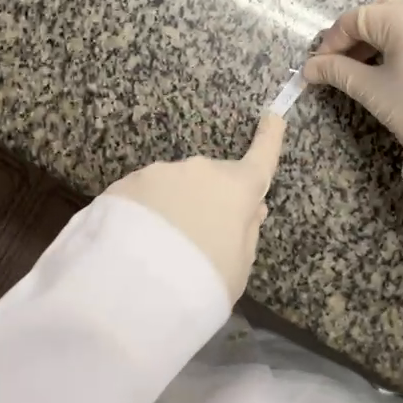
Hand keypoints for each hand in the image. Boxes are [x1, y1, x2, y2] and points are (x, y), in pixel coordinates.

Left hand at [101, 112, 285, 302]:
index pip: (261, 158)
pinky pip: (145, 196)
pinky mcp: (127, 183)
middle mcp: (200, 170)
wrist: (133, 285)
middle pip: (212, 182)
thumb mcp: (238, 269)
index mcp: (235, 189)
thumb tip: (251, 209)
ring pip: (176, 188)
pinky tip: (136, 244)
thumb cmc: (201, 281)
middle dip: (210, 202)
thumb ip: (246, 233)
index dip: (270, 138)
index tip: (274, 116)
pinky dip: (146, 213)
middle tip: (199, 242)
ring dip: (175, 208)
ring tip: (160, 251)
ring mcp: (161, 172)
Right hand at [302, 0, 402, 146]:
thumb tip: (310, 67)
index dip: (332, 41)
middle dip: (360, 37)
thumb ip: (338, 72)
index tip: (320, 65)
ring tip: (378, 67)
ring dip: (389, 37)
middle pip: (383, 12)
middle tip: (346, 65)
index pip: (355, 18)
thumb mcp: (374, 92)